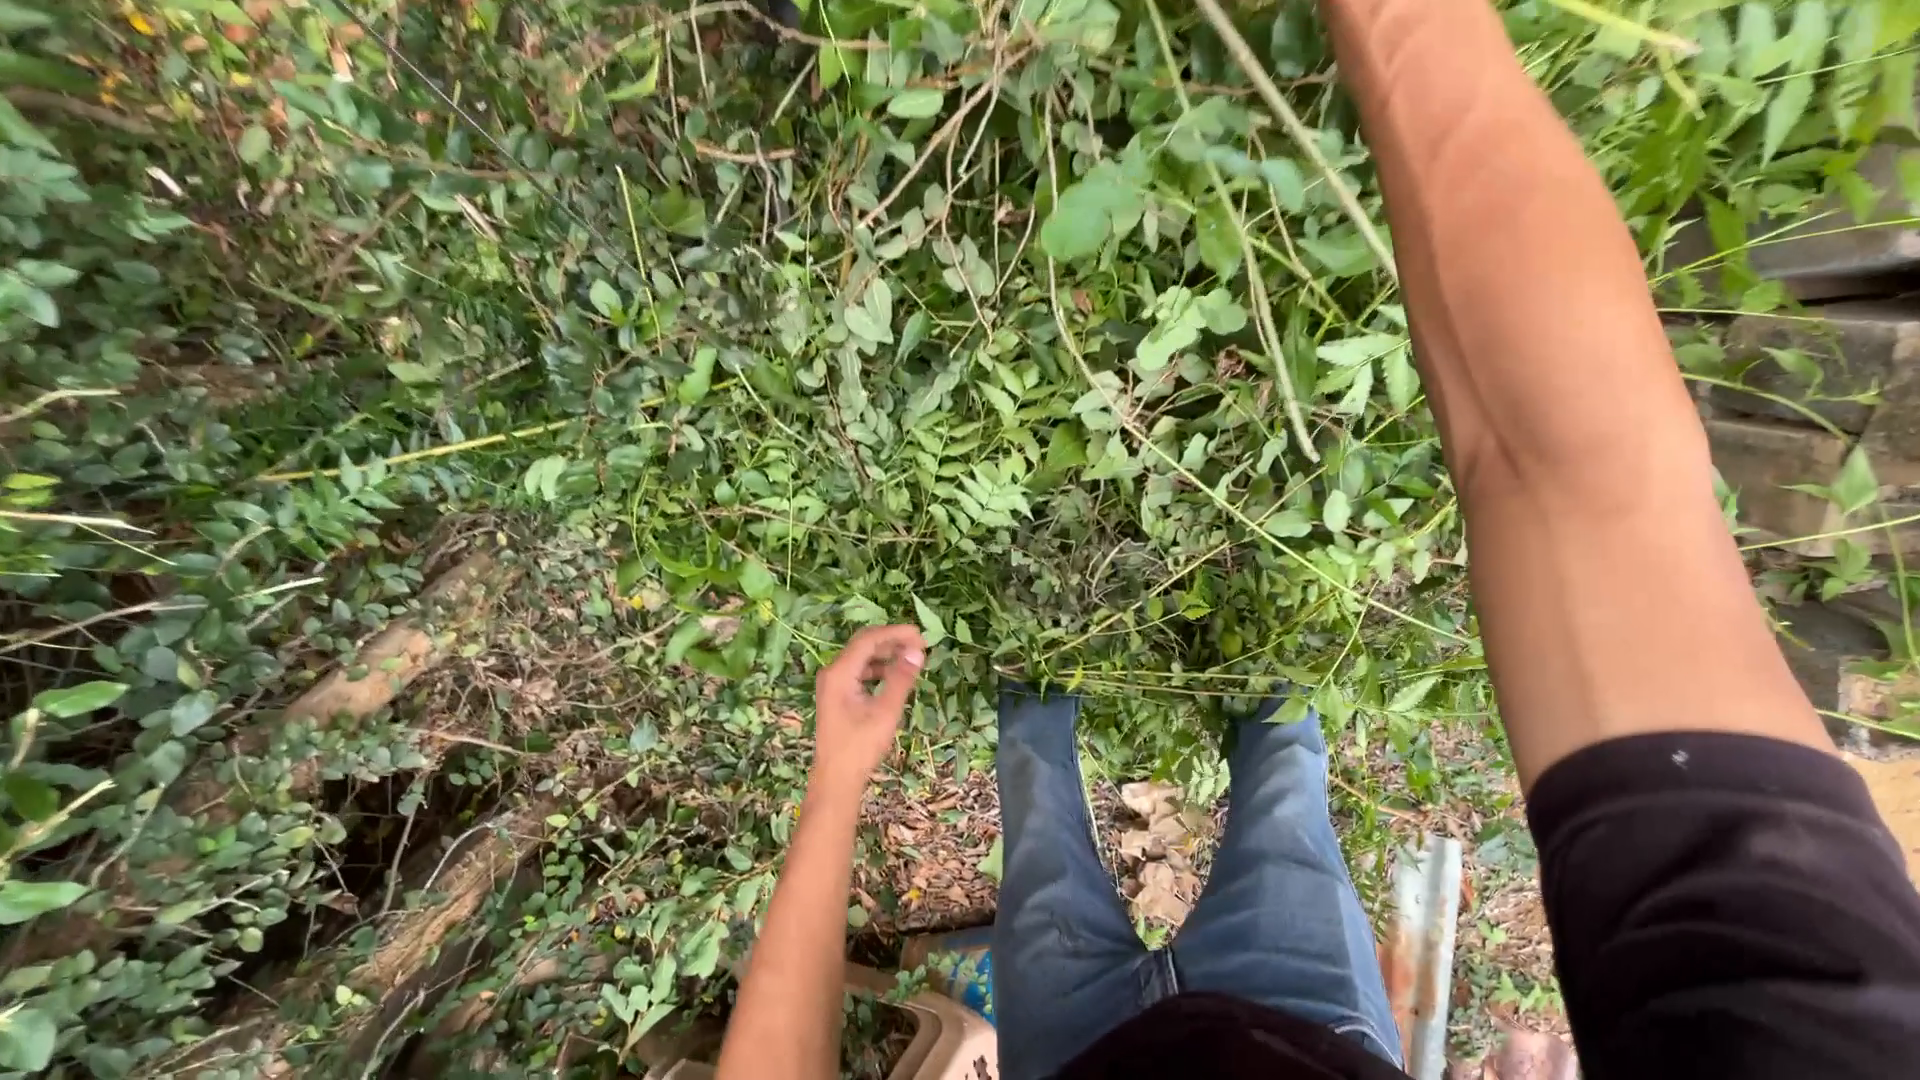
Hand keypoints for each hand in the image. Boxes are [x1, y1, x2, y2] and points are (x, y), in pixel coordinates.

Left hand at [810, 625, 925, 793]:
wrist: (836, 778)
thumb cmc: (860, 746)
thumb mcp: (886, 711)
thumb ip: (901, 679)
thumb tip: (916, 652)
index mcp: (840, 673)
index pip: (869, 639)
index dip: (896, 633)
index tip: (921, 636)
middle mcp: (832, 673)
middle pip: (864, 645)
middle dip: (892, 641)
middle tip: (920, 646)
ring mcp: (832, 684)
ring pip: (862, 658)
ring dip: (886, 655)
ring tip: (911, 660)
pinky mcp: (837, 695)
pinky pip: (859, 672)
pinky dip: (878, 669)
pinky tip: (895, 677)